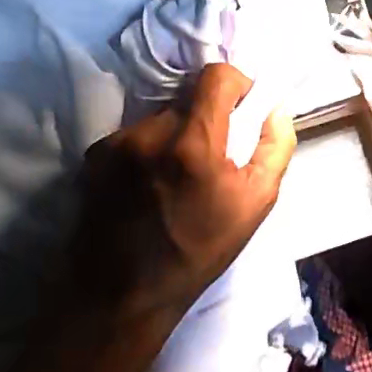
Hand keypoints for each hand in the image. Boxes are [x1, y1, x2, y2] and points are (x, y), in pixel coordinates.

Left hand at [79, 64, 296, 301]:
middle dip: (206, 119)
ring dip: (176, 134)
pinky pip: (136, 134)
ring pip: (162, 116)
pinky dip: (149, 148)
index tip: (242, 109)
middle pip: (189, 98)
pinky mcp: (96, 154)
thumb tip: (275, 109)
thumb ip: (275, 148)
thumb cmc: (198, 251)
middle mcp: (150, 132)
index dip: (237, 84)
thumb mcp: (255, 205)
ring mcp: (118, 141)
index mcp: (193, 143)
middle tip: (211, 157)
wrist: (121, 295)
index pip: (216, 76)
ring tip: (177, 177)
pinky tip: (149, 185)